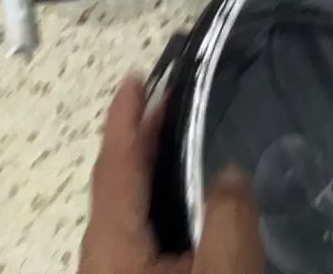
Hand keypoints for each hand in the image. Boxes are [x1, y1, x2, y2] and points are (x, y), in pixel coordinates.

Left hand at [78, 74, 263, 273]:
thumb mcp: (225, 273)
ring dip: (146, 162)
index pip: (116, 168)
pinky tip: (181, 192)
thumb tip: (229, 172)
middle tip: (171, 93)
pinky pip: (134, 223)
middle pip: (115, 182)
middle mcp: (103, 258)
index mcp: (115, 247)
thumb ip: (228, 218)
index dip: (124, 119)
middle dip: (137, 133)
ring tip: (177, 131)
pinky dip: (152, 189)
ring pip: (125, 205)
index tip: (134, 77)